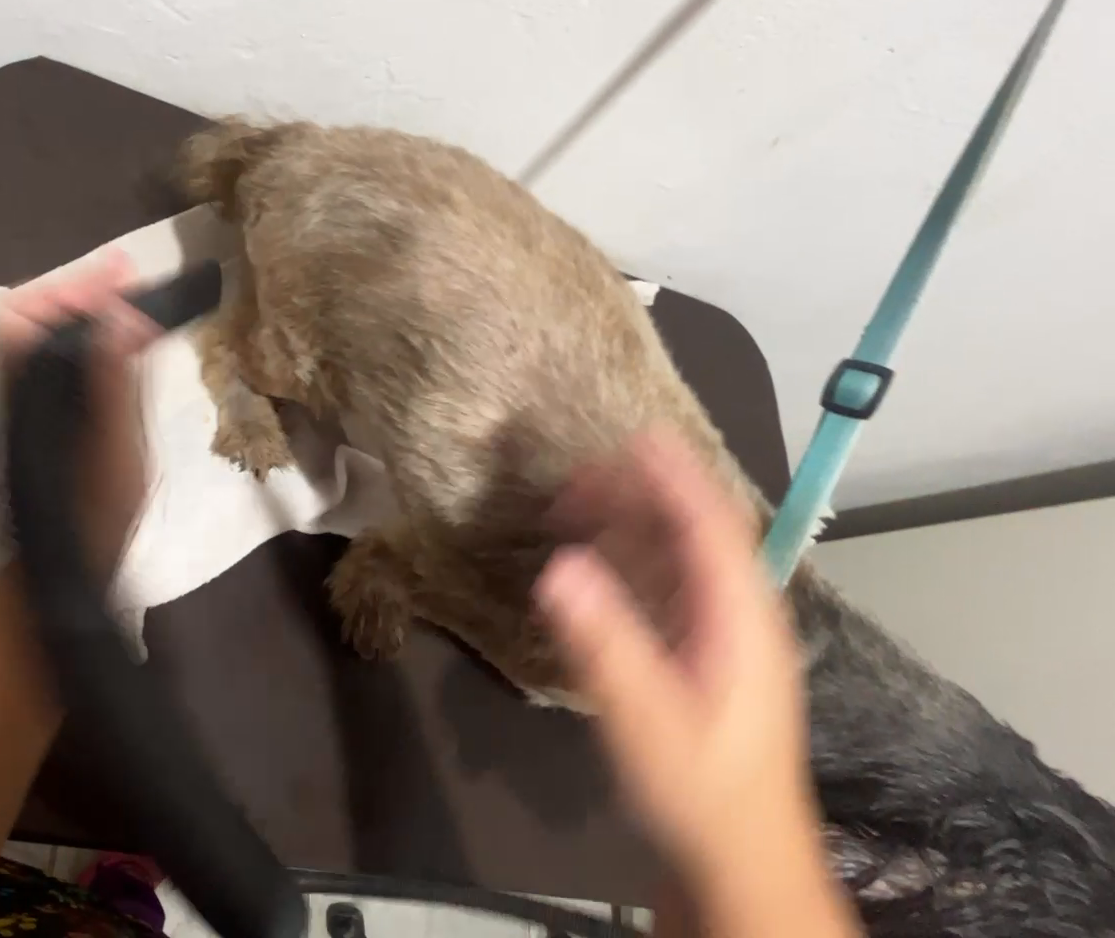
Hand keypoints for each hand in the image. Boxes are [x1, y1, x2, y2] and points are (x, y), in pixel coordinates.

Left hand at [0, 250, 158, 568]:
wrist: (70, 571)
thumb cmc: (97, 516)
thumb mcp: (117, 453)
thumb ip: (116, 384)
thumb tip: (119, 318)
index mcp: (33, 396)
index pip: (36, 321)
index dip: (76, 289)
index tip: (121, 269)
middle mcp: (20, 396)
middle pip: (33, 324)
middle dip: (78, 291)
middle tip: (124, 274)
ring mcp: (29, 409)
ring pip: (41, 343)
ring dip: (78, 313)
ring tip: (121, 294)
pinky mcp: (42, 423)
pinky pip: (53, 366)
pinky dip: (80, 343)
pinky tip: (109, 341)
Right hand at [535, 431, 824, 897]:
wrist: (735, 858)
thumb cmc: (698, 788)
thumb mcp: (647, 718)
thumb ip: (605, 643)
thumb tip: (558, 568)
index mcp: (738, 622)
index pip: (712, 530)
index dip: (676, 480)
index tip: (636, 437)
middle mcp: (734, 617)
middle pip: (694, 534)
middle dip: (642, 493)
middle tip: (579, 470)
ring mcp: (718, 636)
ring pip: (678, 557)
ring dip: (631, 521)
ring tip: (576, 500)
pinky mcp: (696, 655)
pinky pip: (663, 586)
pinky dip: (627, 559)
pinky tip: (590, 557)